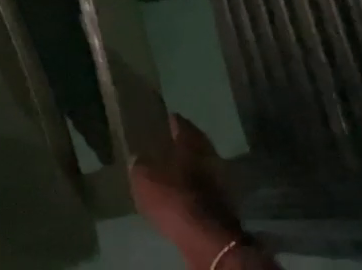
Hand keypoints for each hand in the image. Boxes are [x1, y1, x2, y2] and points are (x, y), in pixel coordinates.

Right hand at [129, 114, 244, 251]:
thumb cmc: (175, 199)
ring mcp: (220, 178)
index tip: (155, 123)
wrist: (209, 240)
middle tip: (160, 149)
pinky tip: (178, 195)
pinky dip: (192, 189)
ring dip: (186, 168)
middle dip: (178, 145)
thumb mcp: (145, 180)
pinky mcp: (223, 202)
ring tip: (167, 174)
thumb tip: (137, 158)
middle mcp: (209, 152)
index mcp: (192, 139)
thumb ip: (139, 165)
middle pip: (192, 143)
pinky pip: (203, 188)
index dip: (166, 121)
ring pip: (199, 165)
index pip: (179, 121)